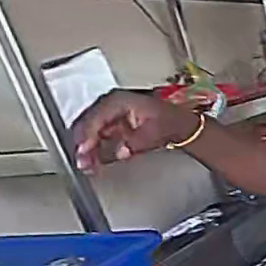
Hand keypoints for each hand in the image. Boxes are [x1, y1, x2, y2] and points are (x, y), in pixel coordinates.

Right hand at [68, 90, 198, 169]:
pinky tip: (95, 162)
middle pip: (88, 124)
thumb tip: (121, 152)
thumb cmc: (172, 122)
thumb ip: (136, 142)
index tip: (83, 150)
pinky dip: (97, 150)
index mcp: (118, 100)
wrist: (183, 126)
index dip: (87, 135)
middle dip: (83, 145)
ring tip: (87, 165)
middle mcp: (111, 105)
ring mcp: (112, 115)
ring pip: (92, 132)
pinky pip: (101, 138)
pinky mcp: (115, 126)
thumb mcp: (155, 131)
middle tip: (82, 162)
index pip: (95, 118)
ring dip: (88, 149)